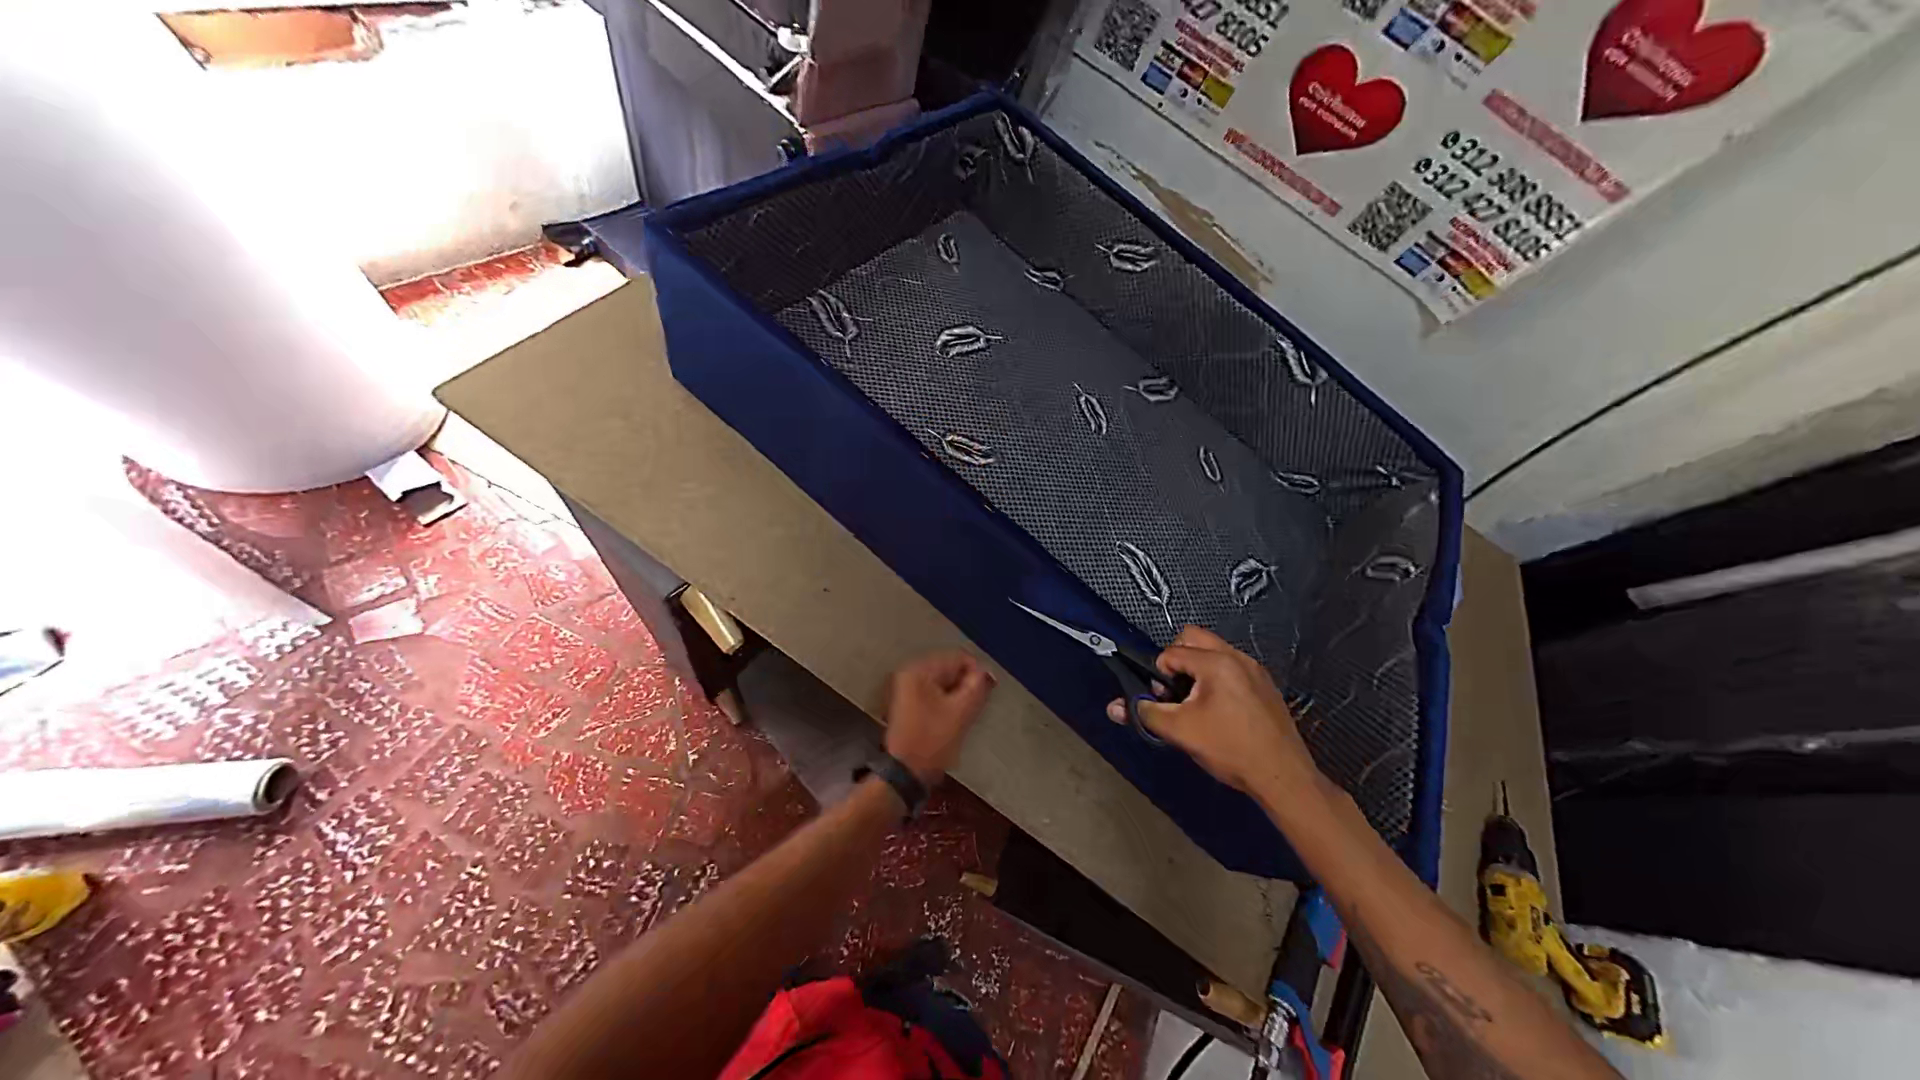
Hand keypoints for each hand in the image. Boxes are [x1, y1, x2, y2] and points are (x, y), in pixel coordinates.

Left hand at [883, 650, 995, 784]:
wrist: (905, 773)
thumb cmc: (932, 740)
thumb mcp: (961, 712)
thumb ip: (977, 686)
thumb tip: (986, 672)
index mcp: (919, 669)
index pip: (958, 657)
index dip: (976, 673)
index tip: (986, 694)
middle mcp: (909, 672)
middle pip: (949, 667)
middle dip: (965, 685)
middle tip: (974, 707)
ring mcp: (905, 688)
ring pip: (943, 682)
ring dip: (957, 695)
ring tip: (962, 715)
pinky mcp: (907, 702)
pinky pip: (934, 693)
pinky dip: (946, 701)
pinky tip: (951, 719)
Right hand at [1106, 626, 1318, 796]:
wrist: (1283, 777)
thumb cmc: (1231, 749)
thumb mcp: (1179, 731)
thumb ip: (1144, 712)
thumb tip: (1116, 707)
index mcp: (1217, 662)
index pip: (1171, 652)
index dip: (1159, 676)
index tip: (1165, 702)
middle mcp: (1238, 658)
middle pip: (1193, 639)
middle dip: (1176, 661)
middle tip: (1175, 693)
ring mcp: (1255, 671)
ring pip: (1214, 653)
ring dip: (1197, 671)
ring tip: (1195, 705)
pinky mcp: (1266, 687)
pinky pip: (1232, 669)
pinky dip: (1217, 681)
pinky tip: (1219, 713)